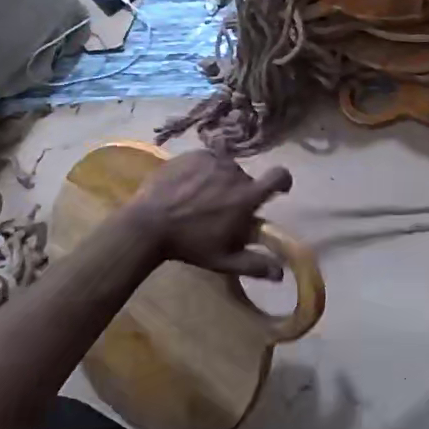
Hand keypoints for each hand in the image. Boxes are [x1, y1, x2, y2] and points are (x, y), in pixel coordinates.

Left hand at [119, 151, 292, 278]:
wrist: (146, 225)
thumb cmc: (189, 245)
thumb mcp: (223, 260)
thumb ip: (254, 264)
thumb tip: (281, 273)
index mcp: (246, 197)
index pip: (279, 176)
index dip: (282, 180)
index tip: (278, 188)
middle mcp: (234, 173)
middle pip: (246, 179)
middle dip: (238, 192)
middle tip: (220, 209)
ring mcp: (212, 161)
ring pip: (225, 169)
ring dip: (219, 181)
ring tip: (199, 199)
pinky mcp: (193, 155)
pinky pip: (206, 161)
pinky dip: (201, 172)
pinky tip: (185, 188)